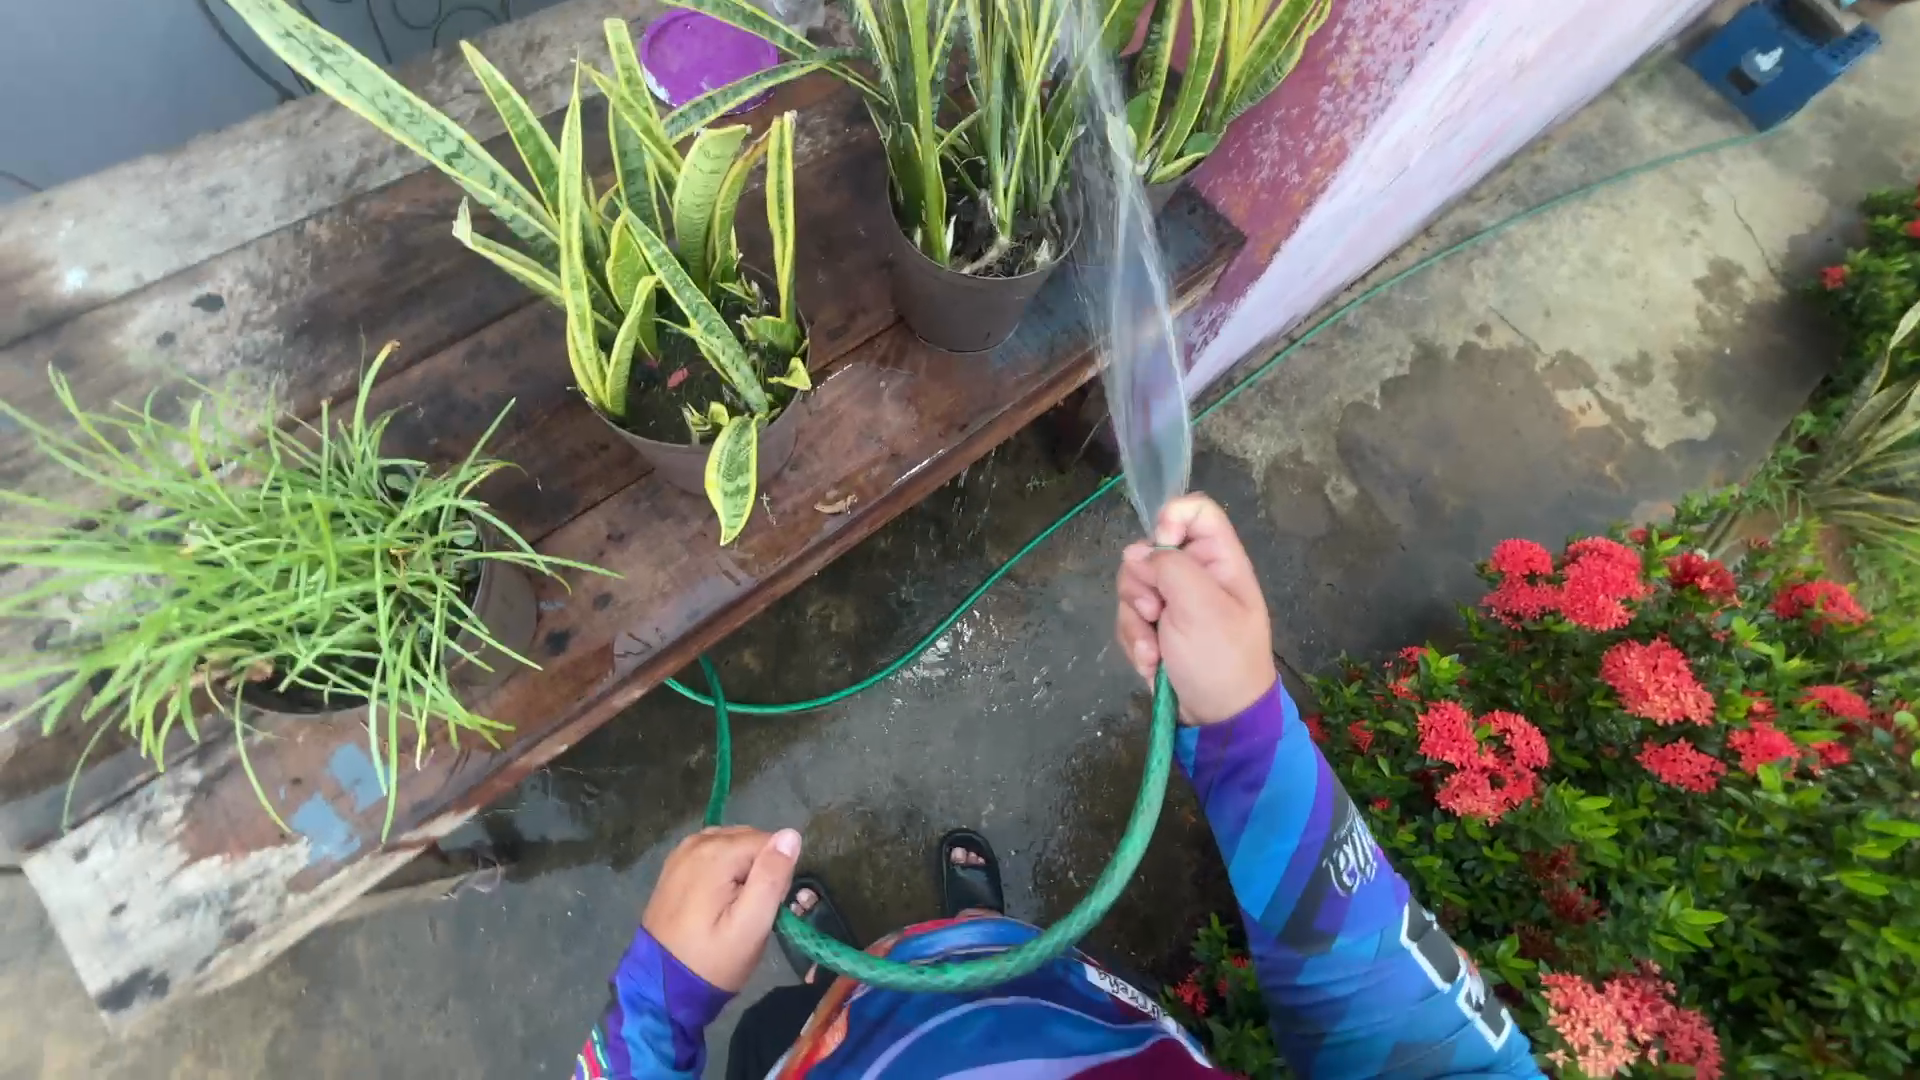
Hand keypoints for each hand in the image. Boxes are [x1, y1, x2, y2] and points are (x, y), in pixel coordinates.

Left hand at [642, 825, 801, 991]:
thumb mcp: (751, 927)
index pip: (771, 843)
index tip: (764, 908)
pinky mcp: (676, 864)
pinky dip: (724, 869)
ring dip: (743, 869)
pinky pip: (715, 852)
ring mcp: (683, 852)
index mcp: (717, 852)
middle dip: (760, 870)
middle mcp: (698, 842)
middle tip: (749, 912)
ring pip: (736, 844)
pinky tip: (718, 897)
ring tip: (734, 907)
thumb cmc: (711, 961)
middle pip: (752, 840)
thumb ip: (772, 877)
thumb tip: (791, 834)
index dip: (776, 875)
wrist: (660, 989)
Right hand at [1114, 493, 1276, 724]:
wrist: (1217, 719)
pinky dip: (1135, 642)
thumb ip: (1169, 568)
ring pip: (1132, 587)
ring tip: (1156, 650)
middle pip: (1149, 551)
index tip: (1160, 548)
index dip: (1171, 519)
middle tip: (1157, 613)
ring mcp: (1172, 603)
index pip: (1196, 511)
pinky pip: (1128, 618)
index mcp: (1219, 561)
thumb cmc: (1221, 659)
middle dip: (1142, 586)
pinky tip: (1152, 662)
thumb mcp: (1201, 607)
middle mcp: (1194, 575)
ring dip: (1136, 622)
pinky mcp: (1154, 628)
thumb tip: (1135, 554)